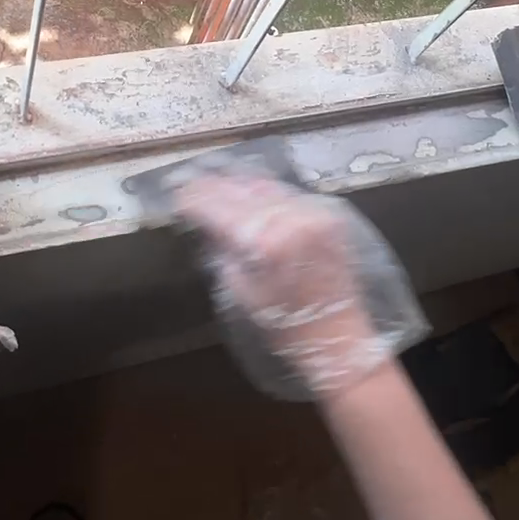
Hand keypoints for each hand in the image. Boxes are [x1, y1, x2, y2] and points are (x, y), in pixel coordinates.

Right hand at [173, 168, 386, 397]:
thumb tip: (207, 222)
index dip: (194, 198)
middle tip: (192, 183)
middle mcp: (288, 218)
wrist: (340, 337)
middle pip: (240, 189)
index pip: (217, 206)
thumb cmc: (284, 325)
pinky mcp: (328, 213)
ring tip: (218, 182)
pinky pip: (288, 193)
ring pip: (265, 185)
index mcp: (262, 242)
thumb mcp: (240, 291)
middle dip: (213, 186)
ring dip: (238, 183)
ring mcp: (311, 212)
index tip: (178, 195)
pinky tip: (251, 191)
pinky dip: (266, 191)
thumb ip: (223, 250)